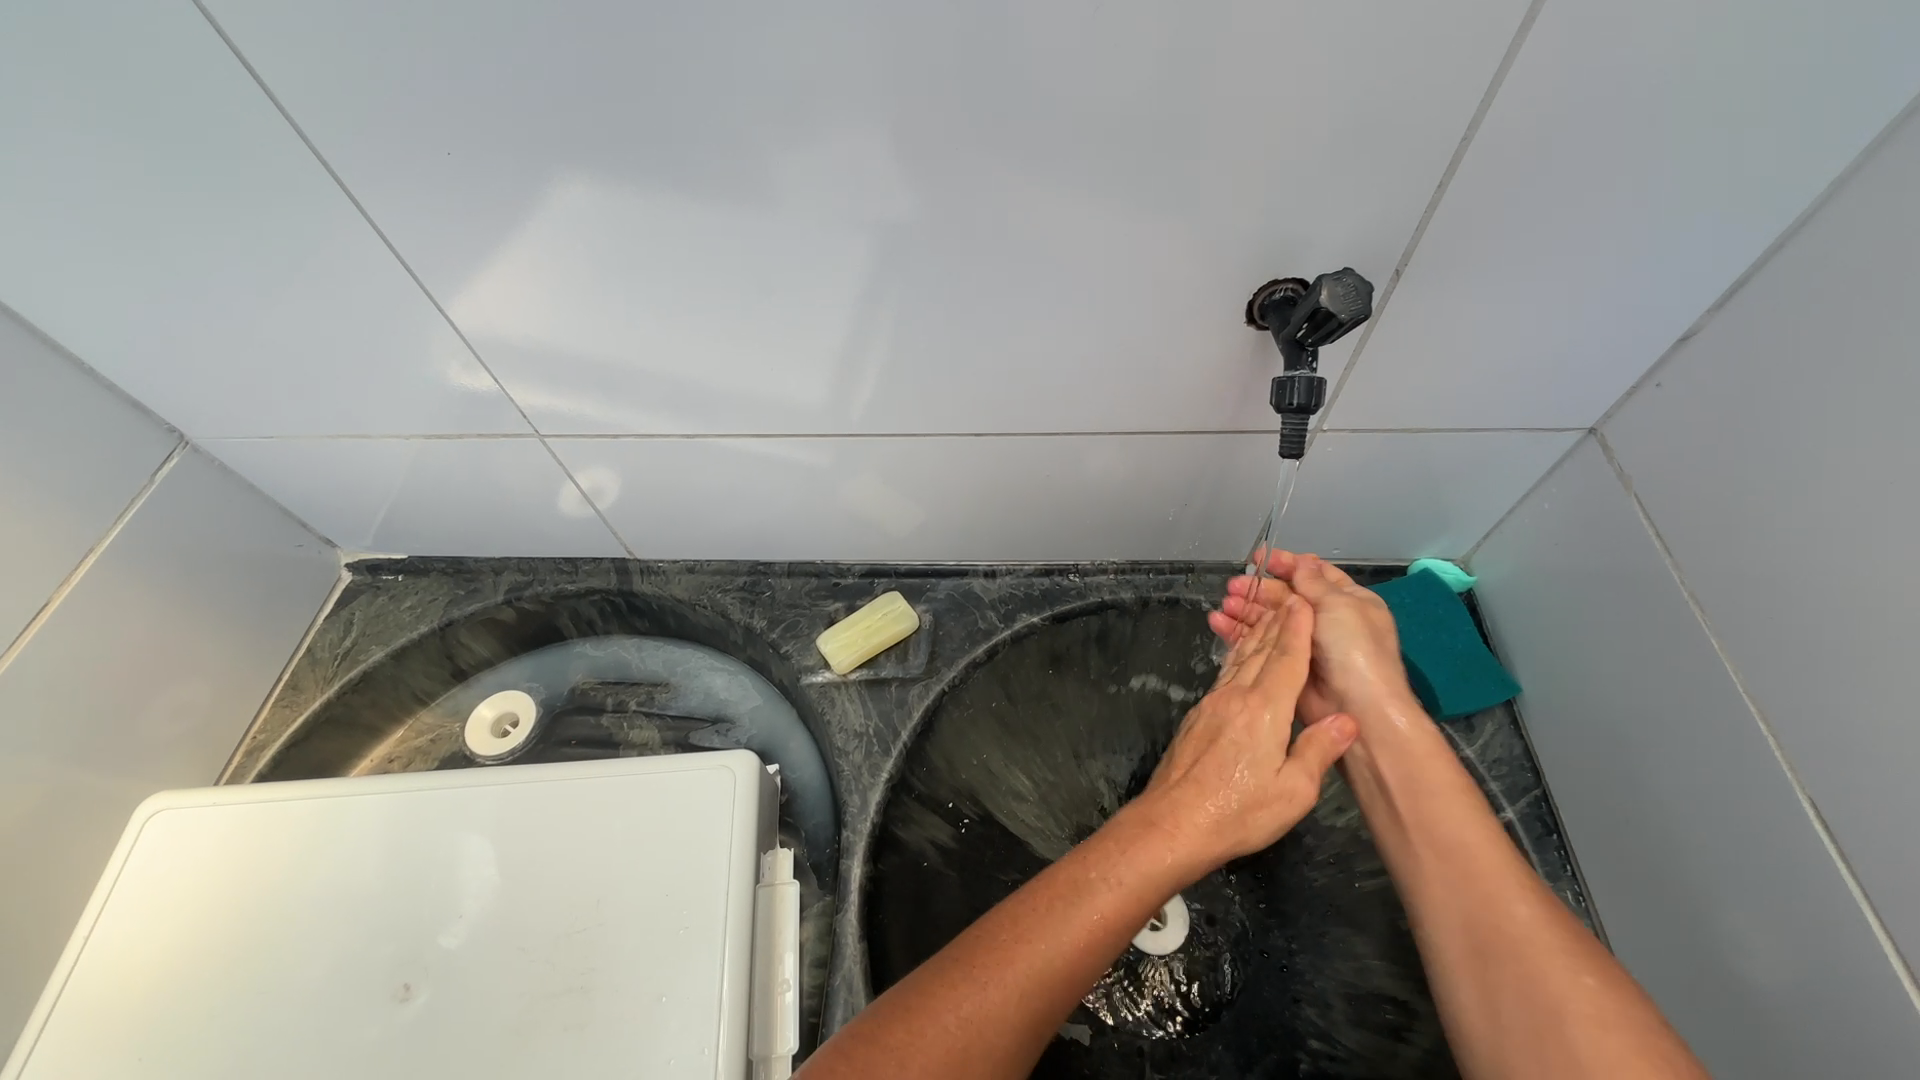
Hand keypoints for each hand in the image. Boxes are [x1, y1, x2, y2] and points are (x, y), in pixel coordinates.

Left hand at [1135, 596, 1356, 872]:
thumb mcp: (1293, 791)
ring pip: (1238, 662)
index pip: (1286, 660)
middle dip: (1277, 624)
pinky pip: (1223, 677)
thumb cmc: (1239, 812)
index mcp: (1264, 711)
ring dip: (1254, 637)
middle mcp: (1235, 698)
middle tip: (1289, 599)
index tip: (1305, 603)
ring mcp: (1211, 706)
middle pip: (1260, 653)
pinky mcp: (1197, 719)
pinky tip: (1238, 659)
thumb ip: (1318, 751)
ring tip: (1266, 617)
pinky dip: (1236, 659)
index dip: (1298, 630)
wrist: (1174, 822)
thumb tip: (1346, 719)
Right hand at [1209, 550, 1421, 726]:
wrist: (1358, 709)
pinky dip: (1238, 633)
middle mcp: (1325, 619)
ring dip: (1245, 610)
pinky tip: (1219, 624)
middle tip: (1233, 586)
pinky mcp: (1284, 664)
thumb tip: (1302, 561)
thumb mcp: (1340, 607)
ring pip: (1267, 619)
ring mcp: (1304, 643)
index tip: (1259, 558)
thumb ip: (1313, 583)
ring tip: (1224, 606)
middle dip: (1259, 590)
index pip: (1313, 575)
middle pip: (1285, 596)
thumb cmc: (1355, 651)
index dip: (1287, 564)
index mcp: (1347, 601)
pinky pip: (1258, 643)